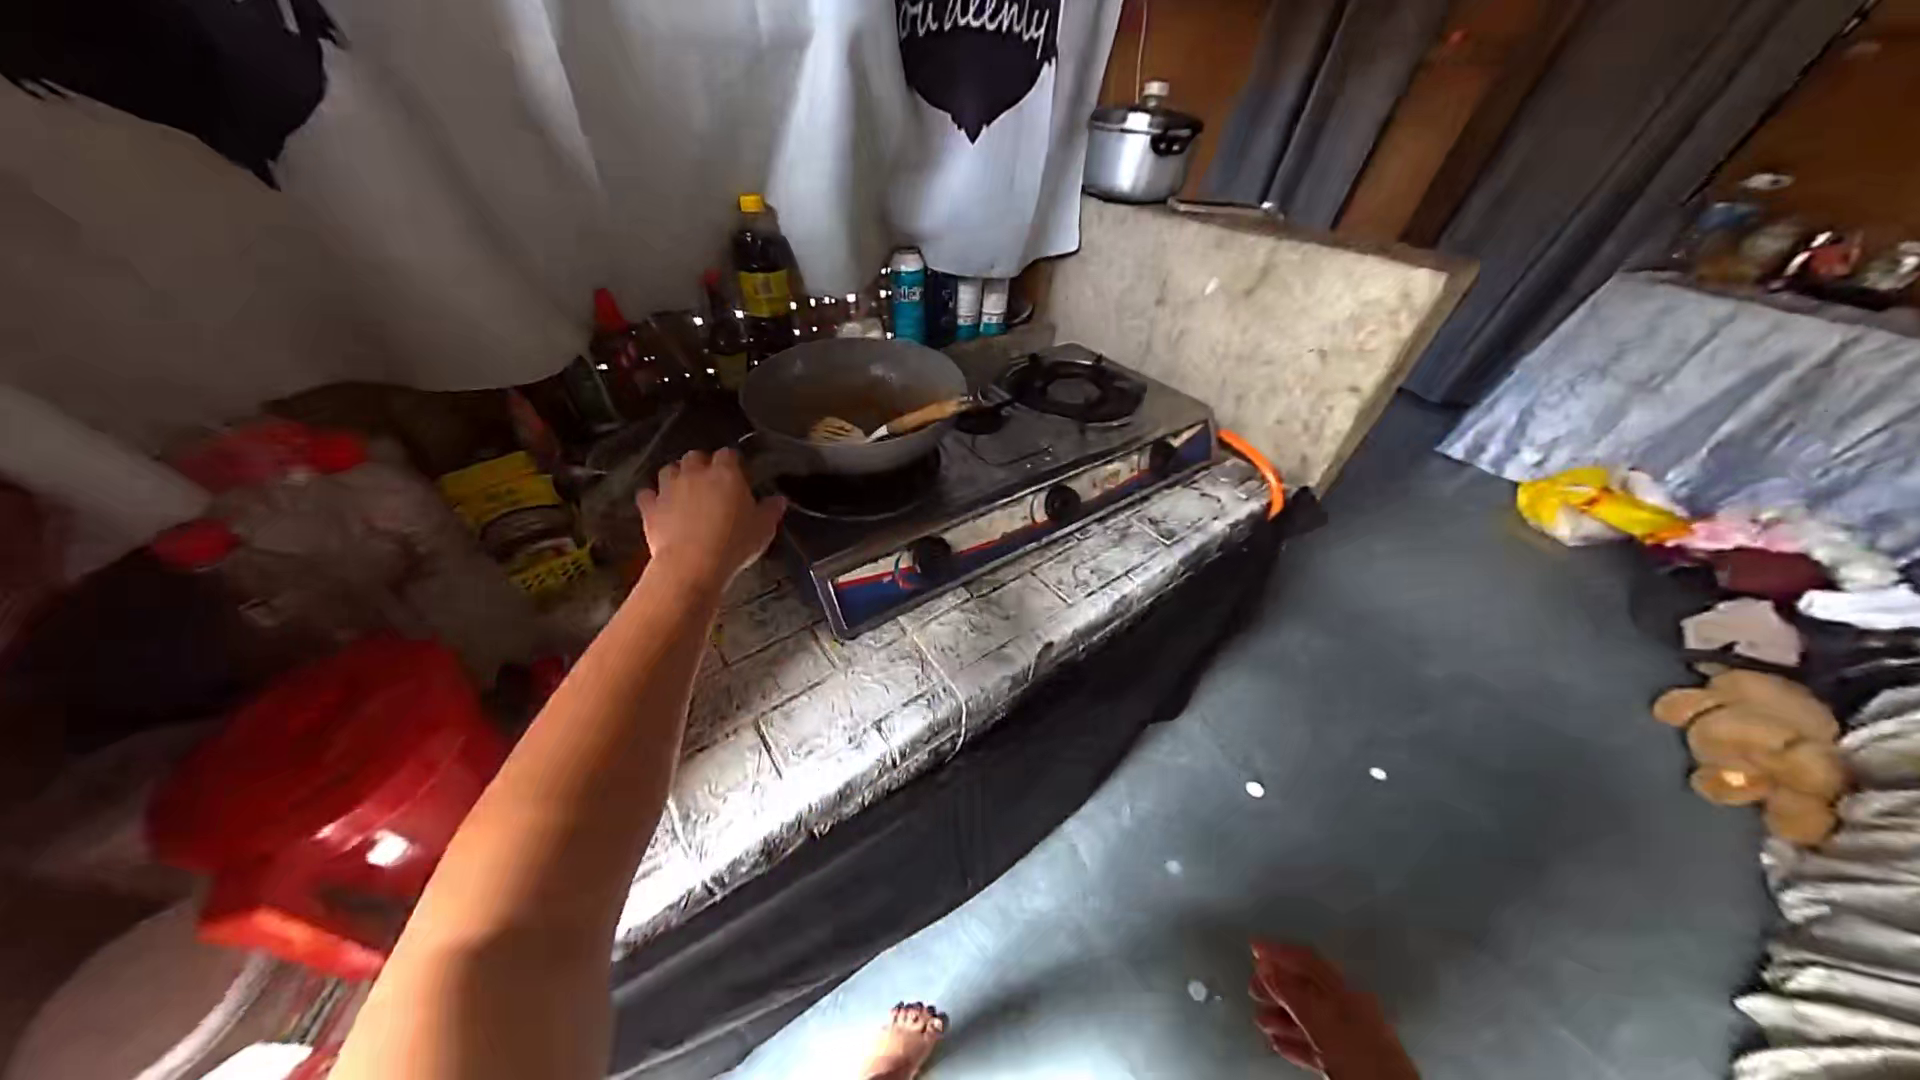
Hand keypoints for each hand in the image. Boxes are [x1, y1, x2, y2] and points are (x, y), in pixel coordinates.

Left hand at [636, 448, 784, 590]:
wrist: (693, 565)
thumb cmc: (734, 543)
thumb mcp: (763, 529)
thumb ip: (771, 510)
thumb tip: (778, 500)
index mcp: (726, 473)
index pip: (729, 454)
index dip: (733, 462)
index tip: (738, 473)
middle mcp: (695, 474)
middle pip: (695, 456)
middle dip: (702, 464)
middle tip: (711, 481)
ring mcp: (669, 489)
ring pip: (668, 469)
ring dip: (676, 476)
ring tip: (685, 490)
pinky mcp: (650, 508)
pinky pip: (647, 495)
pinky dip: (653, 498)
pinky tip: (660, 506)